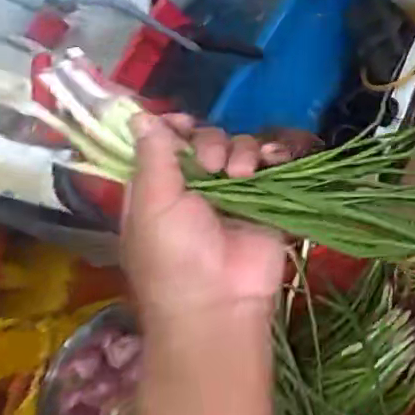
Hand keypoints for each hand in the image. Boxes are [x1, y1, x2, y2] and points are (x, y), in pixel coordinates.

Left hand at [121, 113, 289, 327]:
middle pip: (209, 139)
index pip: (168, 142)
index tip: (185, 125)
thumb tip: (139, 114)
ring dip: (244, 150)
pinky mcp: (269, 197)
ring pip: (243, 147)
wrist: (222, 299)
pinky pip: (275, 163)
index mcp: (160, 187)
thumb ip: (154, 157)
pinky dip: (275, 154)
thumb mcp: (153, 205)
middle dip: (212, 142)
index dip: (176, 127)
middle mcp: (198, 185)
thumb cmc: (174, 257)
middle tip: (214, 164)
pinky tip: (273, 161)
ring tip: (242, 174)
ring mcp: (236, 191)